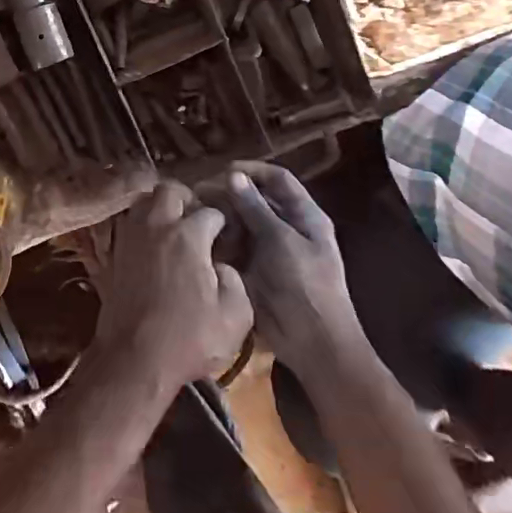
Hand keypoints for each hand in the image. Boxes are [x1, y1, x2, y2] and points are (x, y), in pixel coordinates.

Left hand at [94, 181, 252, 391]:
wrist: (133, 361)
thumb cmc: (187, 339)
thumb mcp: (235, 316)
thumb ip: (236, 281)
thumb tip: (222, 266)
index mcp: (188, 236)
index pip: (210, 212)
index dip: (222, 224)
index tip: (226, 238)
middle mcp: (157, 227)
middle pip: (170, 190)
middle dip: (186, 199)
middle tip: (196, 221)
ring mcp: (131, 239)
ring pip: (143, 202)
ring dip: (160, 208)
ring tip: (173, 228)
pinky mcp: (114, 255)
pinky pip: (128, 225)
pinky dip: (142, 227)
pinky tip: (153, 246)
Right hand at [215, 162, 366, 375]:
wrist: (313, 342)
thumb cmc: (305, 285)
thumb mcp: (281, 241)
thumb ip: (256, 208)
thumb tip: (234, 176)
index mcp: (304, 215)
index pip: (279, 180)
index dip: (254, 170)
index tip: (224, 170)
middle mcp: (287, 228)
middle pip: (257, 201)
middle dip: (231, 195)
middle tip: (201, 193)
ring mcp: (270, 251)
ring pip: (243, 224)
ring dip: (223, 218)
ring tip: (198, 214)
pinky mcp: (255, 272)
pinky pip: (235, 249)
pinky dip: (221, 242)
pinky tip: (202, 239)